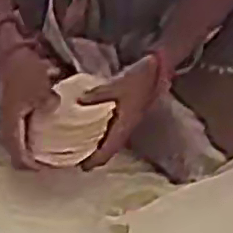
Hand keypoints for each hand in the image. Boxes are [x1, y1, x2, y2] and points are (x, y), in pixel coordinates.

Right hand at [0, 45, 57, 169]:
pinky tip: (43, 136)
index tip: (52, 167)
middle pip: (19, 159)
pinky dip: (31, 142)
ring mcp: (8, 125)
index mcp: (12, 131)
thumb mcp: (40, 89)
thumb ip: (48, 105)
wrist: (11, 56)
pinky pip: (20, 138)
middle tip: (52, 162)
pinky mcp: (12, 118)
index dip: (36, 167)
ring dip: (32, 153)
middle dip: (34, 163)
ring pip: (19, 149)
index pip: (21, 160)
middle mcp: (7, 132)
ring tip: (48, 152)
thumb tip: (57, 111)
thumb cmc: (24, 72)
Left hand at [80, 50, 169, 169]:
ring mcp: (127, 127)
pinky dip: (101, 139)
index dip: (90, 163)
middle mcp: (124, 133)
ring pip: (109, 147)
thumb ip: (96, 94)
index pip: (104, 155)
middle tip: (74, 156)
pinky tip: (91, 132)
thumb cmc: (139, 78)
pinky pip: (112, 137)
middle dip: (90, 159)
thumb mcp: (116, 84)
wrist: (158, 68)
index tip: (76, 164)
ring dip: (96, 149)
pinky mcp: (128, 120)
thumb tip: (78, 101)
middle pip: (105, 155)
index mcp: (121, 129)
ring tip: (79, 146)